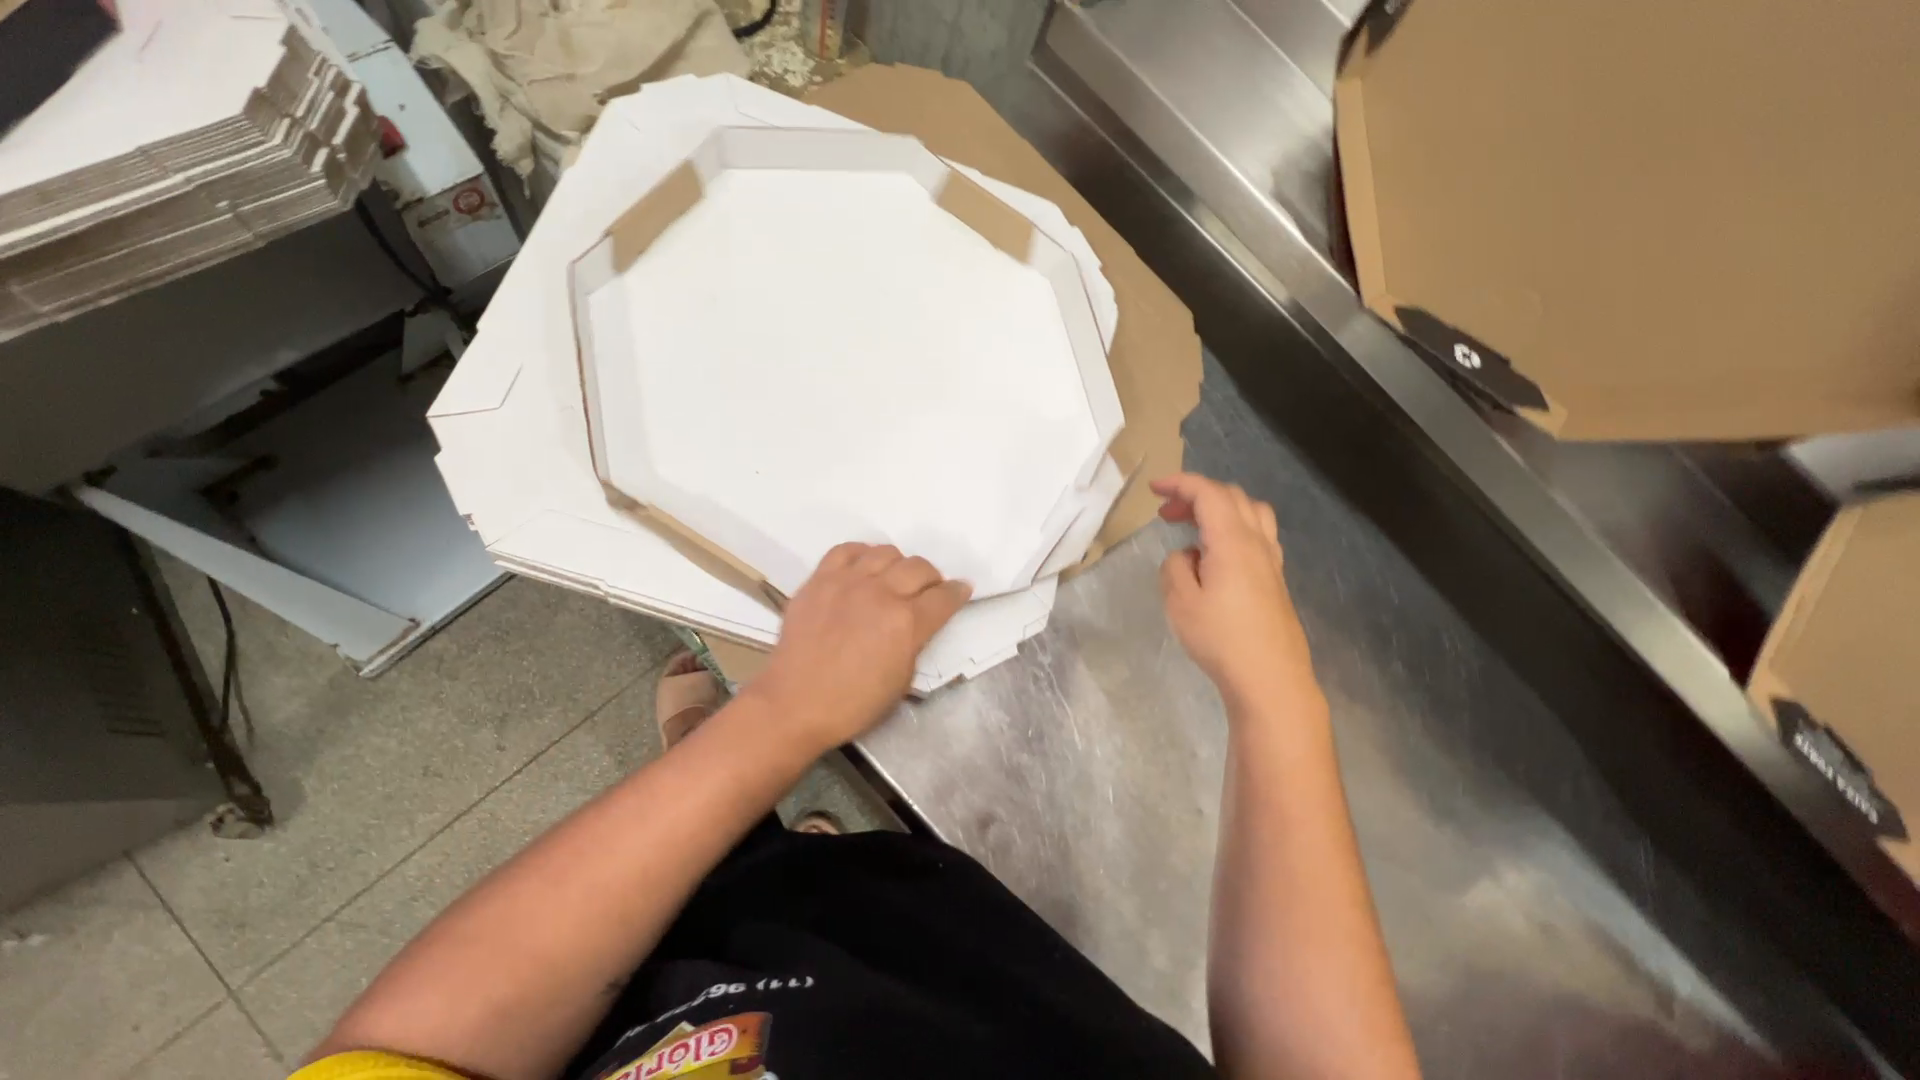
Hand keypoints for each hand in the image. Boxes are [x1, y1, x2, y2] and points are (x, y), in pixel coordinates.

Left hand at [746, 543, 971, 752]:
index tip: (961, 590)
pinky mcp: (819, 580)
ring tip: (894, 579)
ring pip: (886, 552)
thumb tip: (918, 625)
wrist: (794, 704)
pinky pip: (846, 550)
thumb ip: (914, 643)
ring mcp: (847, 582)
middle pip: (919, 567)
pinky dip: (862, 555)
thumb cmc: (853, 704)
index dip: (958, 592)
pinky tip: (863, 569)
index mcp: (907, 623)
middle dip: (932, 578)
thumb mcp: (902, 681)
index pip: (944, 597)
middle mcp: (881, 593)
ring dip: (898, 564)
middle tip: (928, 591)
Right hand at [1153, 473, 1317, 711]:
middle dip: (1197, 495)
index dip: (1180, 483)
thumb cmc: (1221, 639)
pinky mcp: (1276, 582)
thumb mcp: (1180, 602)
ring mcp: (1272, 562)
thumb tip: (1187, 557)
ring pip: (1251, 514)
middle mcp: (1257, 543)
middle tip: (1167, 513)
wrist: (1271, 679)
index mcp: (1232, 541)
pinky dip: (1234, 529)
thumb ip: (1175, 568)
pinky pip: (1258, 536)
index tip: (1154, 488)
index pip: (1208, 494)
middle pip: (1232, 498)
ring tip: (1194, 529)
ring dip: (1220, 510)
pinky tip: (1217, 557)